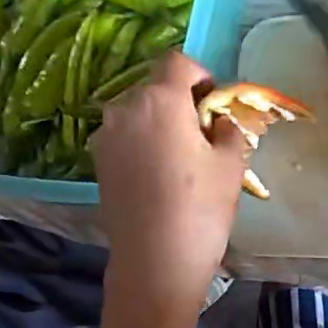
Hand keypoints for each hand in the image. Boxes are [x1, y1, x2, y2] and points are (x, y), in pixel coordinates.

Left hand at [91, 52, 248, 322]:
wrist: (154, 264)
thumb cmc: (200, 211)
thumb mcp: (230, 165)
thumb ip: (227, 129)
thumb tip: (217, 121)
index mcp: (159, 100)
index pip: (177, 63)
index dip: (200, 75)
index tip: (213, 103)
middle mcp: (124, 110)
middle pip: (154, 89)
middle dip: (178, 102)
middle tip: (200, 134)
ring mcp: (105, 139)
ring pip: (136, 115)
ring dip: (158, 125)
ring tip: (178, 159)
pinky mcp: (98, 165)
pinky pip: (124, 140)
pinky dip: (141, 145)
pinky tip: (157, 176)